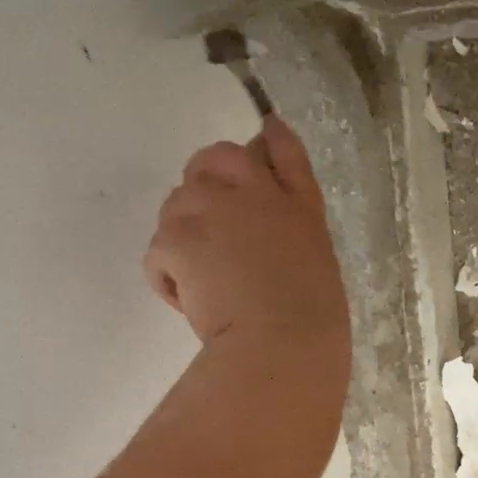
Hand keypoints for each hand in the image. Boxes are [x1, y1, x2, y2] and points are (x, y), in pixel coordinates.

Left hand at [144, 117, 349, 354]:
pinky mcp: (177, 238)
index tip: (266, 132)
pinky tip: (191, 304)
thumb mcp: (318, 269)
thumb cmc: (315, 324)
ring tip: (204, 280)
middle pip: (217, 160)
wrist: (284, 346)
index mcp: (299, 210)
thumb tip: (270, 242)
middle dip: (206, 179)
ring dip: (184, 234)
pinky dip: (168, 280)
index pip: (286, 154)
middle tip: (208, 226)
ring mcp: (212, 211)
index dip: (273, 139)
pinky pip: (158, 253)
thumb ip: (294, 241)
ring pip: (178, 205)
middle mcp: (255, 196)